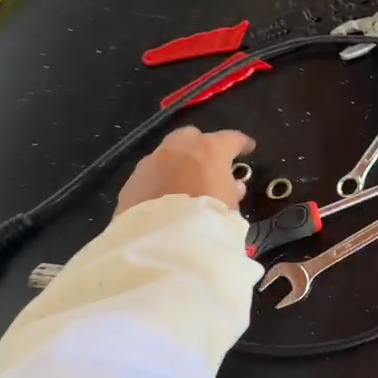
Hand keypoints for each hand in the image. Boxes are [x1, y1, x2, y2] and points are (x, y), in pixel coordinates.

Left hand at [116, 126, 255, 214]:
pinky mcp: (130, 184)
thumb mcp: (231, 202)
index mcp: (209, 148)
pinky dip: (156, 182)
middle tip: (206, 161)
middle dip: (199, 145)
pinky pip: (147, 177)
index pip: (231, 138)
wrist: (160, 241)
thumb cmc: (207, 215)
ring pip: (164, 155)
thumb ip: (231, 188)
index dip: (241, 144)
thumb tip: (232, 186)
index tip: (247, 149)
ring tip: (180, 183)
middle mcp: (178, 149)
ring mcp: (150, 164)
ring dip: (174, 164)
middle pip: (190, 136)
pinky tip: (160, 198)